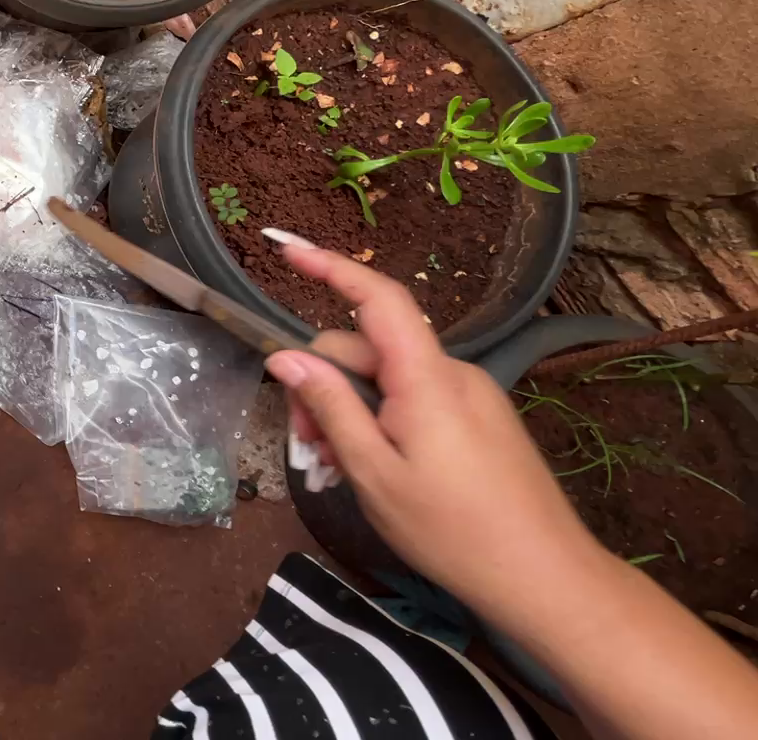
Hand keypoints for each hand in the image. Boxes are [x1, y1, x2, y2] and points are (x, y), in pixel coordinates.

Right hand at [263, 237, 602, 613]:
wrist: (549, 583)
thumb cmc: (453, 529)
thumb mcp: (371, 470)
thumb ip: (329, 406)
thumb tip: (284, 358)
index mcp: (427, 380)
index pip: (380, 301)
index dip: (333, 268)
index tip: (288, 251)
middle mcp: (450, 374)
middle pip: (361, 351)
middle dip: (319, 386)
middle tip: (305, 444)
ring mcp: (465, 395)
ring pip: (378, 378)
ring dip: (343, 409)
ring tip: (333, 462)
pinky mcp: (472, 417)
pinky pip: (404, 397)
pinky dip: (372, 418)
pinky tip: (364, 460)